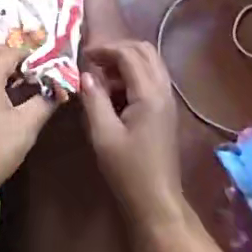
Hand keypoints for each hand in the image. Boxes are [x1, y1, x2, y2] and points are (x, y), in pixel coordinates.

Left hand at [0, 45, 58, 218]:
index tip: (49, 70)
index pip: (13, 51)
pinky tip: (2, 94)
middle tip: (35, 75)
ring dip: (1, 64)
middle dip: (16, 58)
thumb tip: (59, 87)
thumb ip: (45, 101)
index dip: (33, 57)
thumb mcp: (26, 126)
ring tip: (20, 83)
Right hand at [77, 40, 191, 241]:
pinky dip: (134, 74)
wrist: (157, 201)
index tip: (84, 55)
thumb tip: (86, 75)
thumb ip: (94, 100)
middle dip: (118, 50)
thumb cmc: (128, 170)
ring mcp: (168, 99)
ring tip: (102, 76)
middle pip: (145, 51)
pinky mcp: (166, 109)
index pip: (129, 54)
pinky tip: (115, 92)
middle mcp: (163, 90)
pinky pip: (152, 77)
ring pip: (151, 62)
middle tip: (94, 62)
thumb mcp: (103, 135)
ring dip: (127, 61)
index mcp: (149, 94)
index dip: (106, 49)